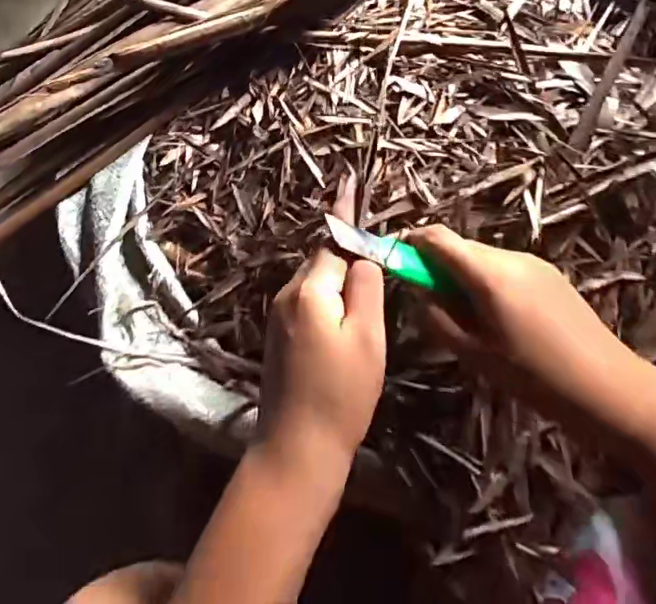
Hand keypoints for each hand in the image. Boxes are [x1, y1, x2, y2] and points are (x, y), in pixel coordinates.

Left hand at [258, 247, 385, 464]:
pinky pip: (305, 304)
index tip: (362, 207)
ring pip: (313, 283)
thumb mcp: (367, 337)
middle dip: (346, 258)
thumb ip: (367, 288)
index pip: (333, 245)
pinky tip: (343, 324)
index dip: (353, 232)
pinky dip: (325, 302)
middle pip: (320, 262)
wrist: (296, 448)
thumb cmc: (341, 393)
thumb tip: (364, 257)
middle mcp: (286, 295)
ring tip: (366, 293)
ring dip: (336, 282)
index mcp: (308, 290)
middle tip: (378, 264)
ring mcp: (277, 316)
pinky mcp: (277, 336)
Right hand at [407, 225, 643, 415]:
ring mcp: (533, 262)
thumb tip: (419, 292)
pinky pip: (505, 268)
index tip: (399, 265)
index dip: (411, 244)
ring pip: (481, 258)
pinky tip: (502, 320)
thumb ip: (438, 317)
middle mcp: (508, 256)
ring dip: (464, 276)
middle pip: (459, 247)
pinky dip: (489, 282)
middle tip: (436, 304)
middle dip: (438, 266)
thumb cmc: (537, 378)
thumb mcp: (475, 354)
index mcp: (487, 273)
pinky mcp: (549, 274)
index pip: (436, 237)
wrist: (613, 390)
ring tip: (473, 320)